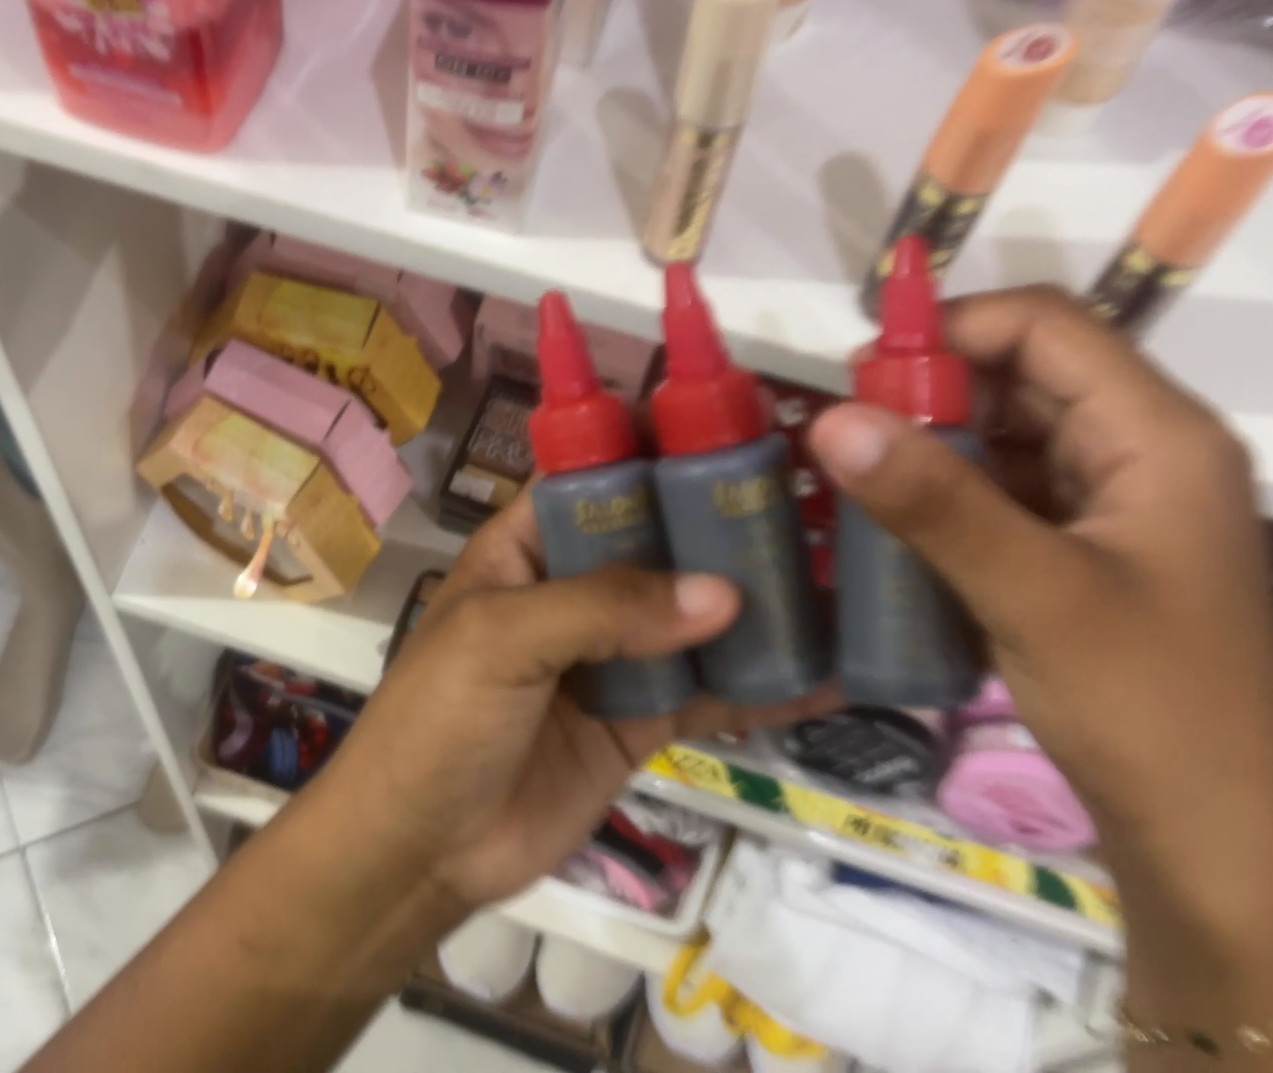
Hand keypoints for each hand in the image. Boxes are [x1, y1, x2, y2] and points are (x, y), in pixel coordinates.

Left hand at [303, 492, 841, 912]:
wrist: (421, 846)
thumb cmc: (437, 721)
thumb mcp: (499, 640)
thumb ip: (603, 607)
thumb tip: (725, 592)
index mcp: (522, 551)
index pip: (593, 479)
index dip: (657, 450)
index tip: (745, 426)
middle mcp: (571, 593)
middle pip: (658, 543)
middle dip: (728, 523)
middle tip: (826, 498)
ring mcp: (609, 659)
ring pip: (694, 617)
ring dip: (761, 601)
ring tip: (852, 573)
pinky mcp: (638, 723)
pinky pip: (710, 694)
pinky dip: (766, 687)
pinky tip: (838, 674)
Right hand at [806, 287, 1272, 849]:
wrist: (1197, 821)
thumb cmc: (1140, 700)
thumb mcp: (1031, 592)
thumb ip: (934, 502)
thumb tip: (831, 418)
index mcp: (1156, 436)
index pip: (1045, 328)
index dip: (948, 329)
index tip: (852, 376)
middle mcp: (1135, 451)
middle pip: (1017, 376)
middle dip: (922, 392)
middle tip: (832, 435)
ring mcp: (1103, 503)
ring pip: (1001, 435)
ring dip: (922, 444)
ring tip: (839, 475)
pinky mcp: (1070, 547)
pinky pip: (994, 491)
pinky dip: (935, 493)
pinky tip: (880, 521)